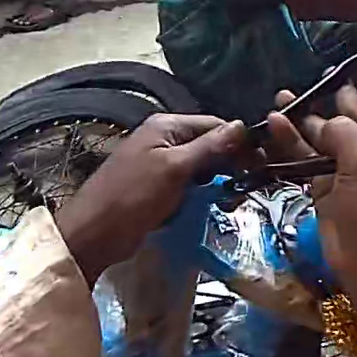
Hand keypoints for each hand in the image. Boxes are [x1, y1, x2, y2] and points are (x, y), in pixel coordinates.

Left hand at [54, 113, 246, 282]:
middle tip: (249, 186)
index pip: (214, 124)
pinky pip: (187, 184)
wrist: (94, 233)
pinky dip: (201, 193)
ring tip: (233, 200)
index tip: (263, 163)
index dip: (239, 142)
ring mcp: (159, 163)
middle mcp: (163, 138)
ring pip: (200, 166)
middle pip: (208, 144)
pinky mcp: (157, 187)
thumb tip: (243, 125)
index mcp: (165, 126)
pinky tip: (212, 206)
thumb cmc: (134, 196)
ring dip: (217, 181)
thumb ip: (209, 147)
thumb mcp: (175, 169)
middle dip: (229, 163)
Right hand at [265, 52, 356, 318]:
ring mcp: (347, 166)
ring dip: (304, 115)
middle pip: (354, 109)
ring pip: (323, 131)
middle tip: (323, 70)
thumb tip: (320, 123)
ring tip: (283, 94)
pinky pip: (304, 155)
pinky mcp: (324, 185)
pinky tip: (274, 123)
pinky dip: (290, 141)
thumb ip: (344, 130)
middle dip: (338, 91)